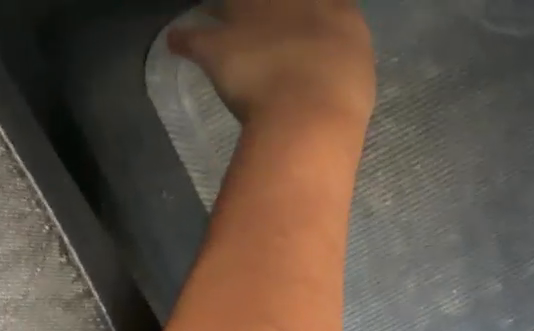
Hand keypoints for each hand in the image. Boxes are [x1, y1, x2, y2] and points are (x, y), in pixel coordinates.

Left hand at [168, 0, 375, 127]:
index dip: (303, 8)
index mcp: (331, 7)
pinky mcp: (219, 46)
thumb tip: (331, 58)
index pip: (318, 0)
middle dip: (261, 6)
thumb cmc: (341, 97)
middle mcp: (288, 2)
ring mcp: (250, 18)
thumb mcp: (356, 70)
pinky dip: (183, 40)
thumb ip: (342, 56)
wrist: (309, 116)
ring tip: (211, 10)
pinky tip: (177, 41)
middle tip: (253, 13)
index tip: (298, 15)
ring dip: (219, 8)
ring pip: (227, 1)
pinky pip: (192, 38)